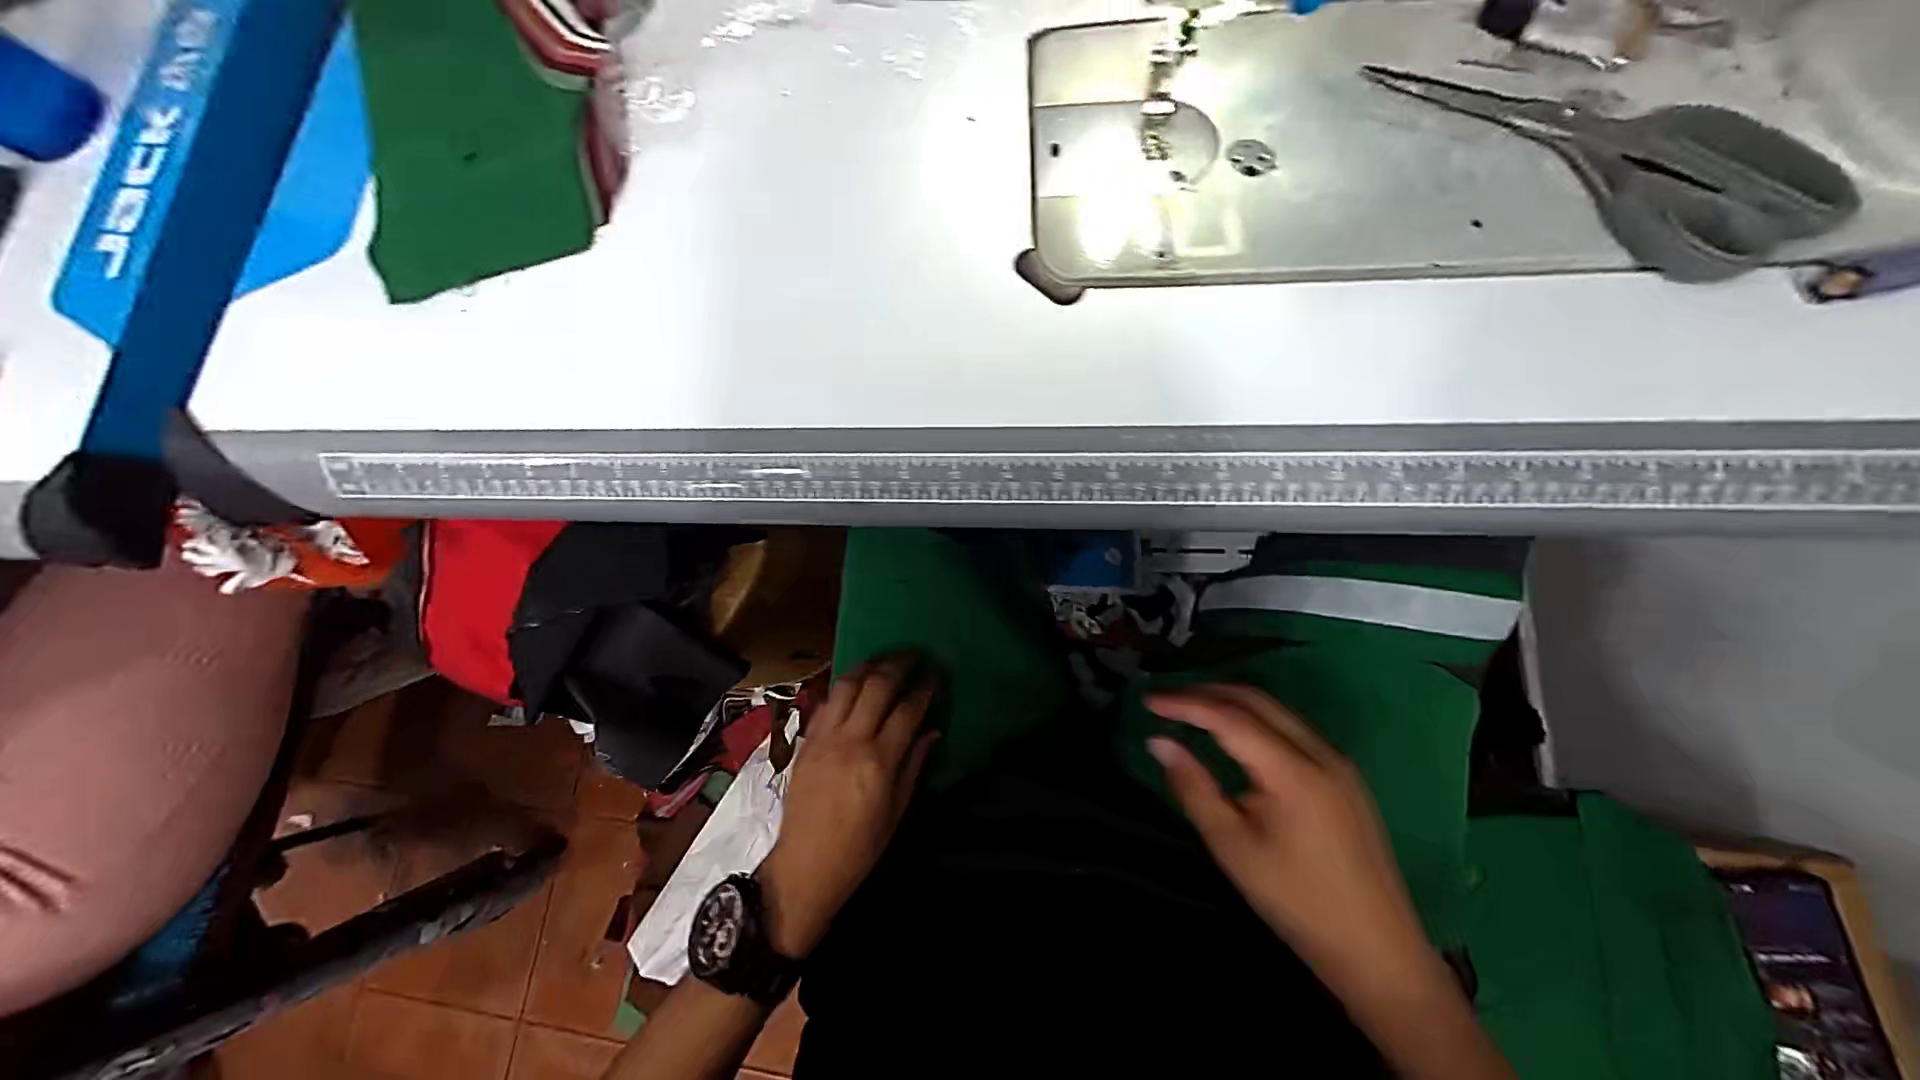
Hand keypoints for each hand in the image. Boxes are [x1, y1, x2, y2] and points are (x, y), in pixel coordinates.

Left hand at [756, 656, 937, 958]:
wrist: (805, 866)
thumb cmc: (859, 847)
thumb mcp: (897, 810)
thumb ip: (915, 764)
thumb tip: (932, 729)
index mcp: (879, 761)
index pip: (907, 709)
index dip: (924, 687)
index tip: (935, 675)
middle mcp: (850, 740)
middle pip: (876, 685)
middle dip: (899, 664)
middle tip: (914, 655)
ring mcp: (824, 737)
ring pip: (847, 684)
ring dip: (869, 666)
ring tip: (885, 660)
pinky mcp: (806, 741)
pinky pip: (826, 702)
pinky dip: (844, 687)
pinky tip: (855, 685)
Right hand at [1145, 684, 1442, 994]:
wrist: (1377, 949)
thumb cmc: (1296, 901)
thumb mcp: (1231, 846)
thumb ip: (1193, 787)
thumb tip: (1159, 742)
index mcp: (1293, 771)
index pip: (1230, 716)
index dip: (1185, 703)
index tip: (1147, 700)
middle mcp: (1320, 753)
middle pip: (1256, 700)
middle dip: (1207, 692)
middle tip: (1165, 699)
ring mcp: (1338, 762)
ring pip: (1277, 710)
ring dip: (1232, 701)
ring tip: (1190, 709)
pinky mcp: (1345, 776)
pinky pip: (1292, 728)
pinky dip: (1255, 718)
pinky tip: (1234, 734)